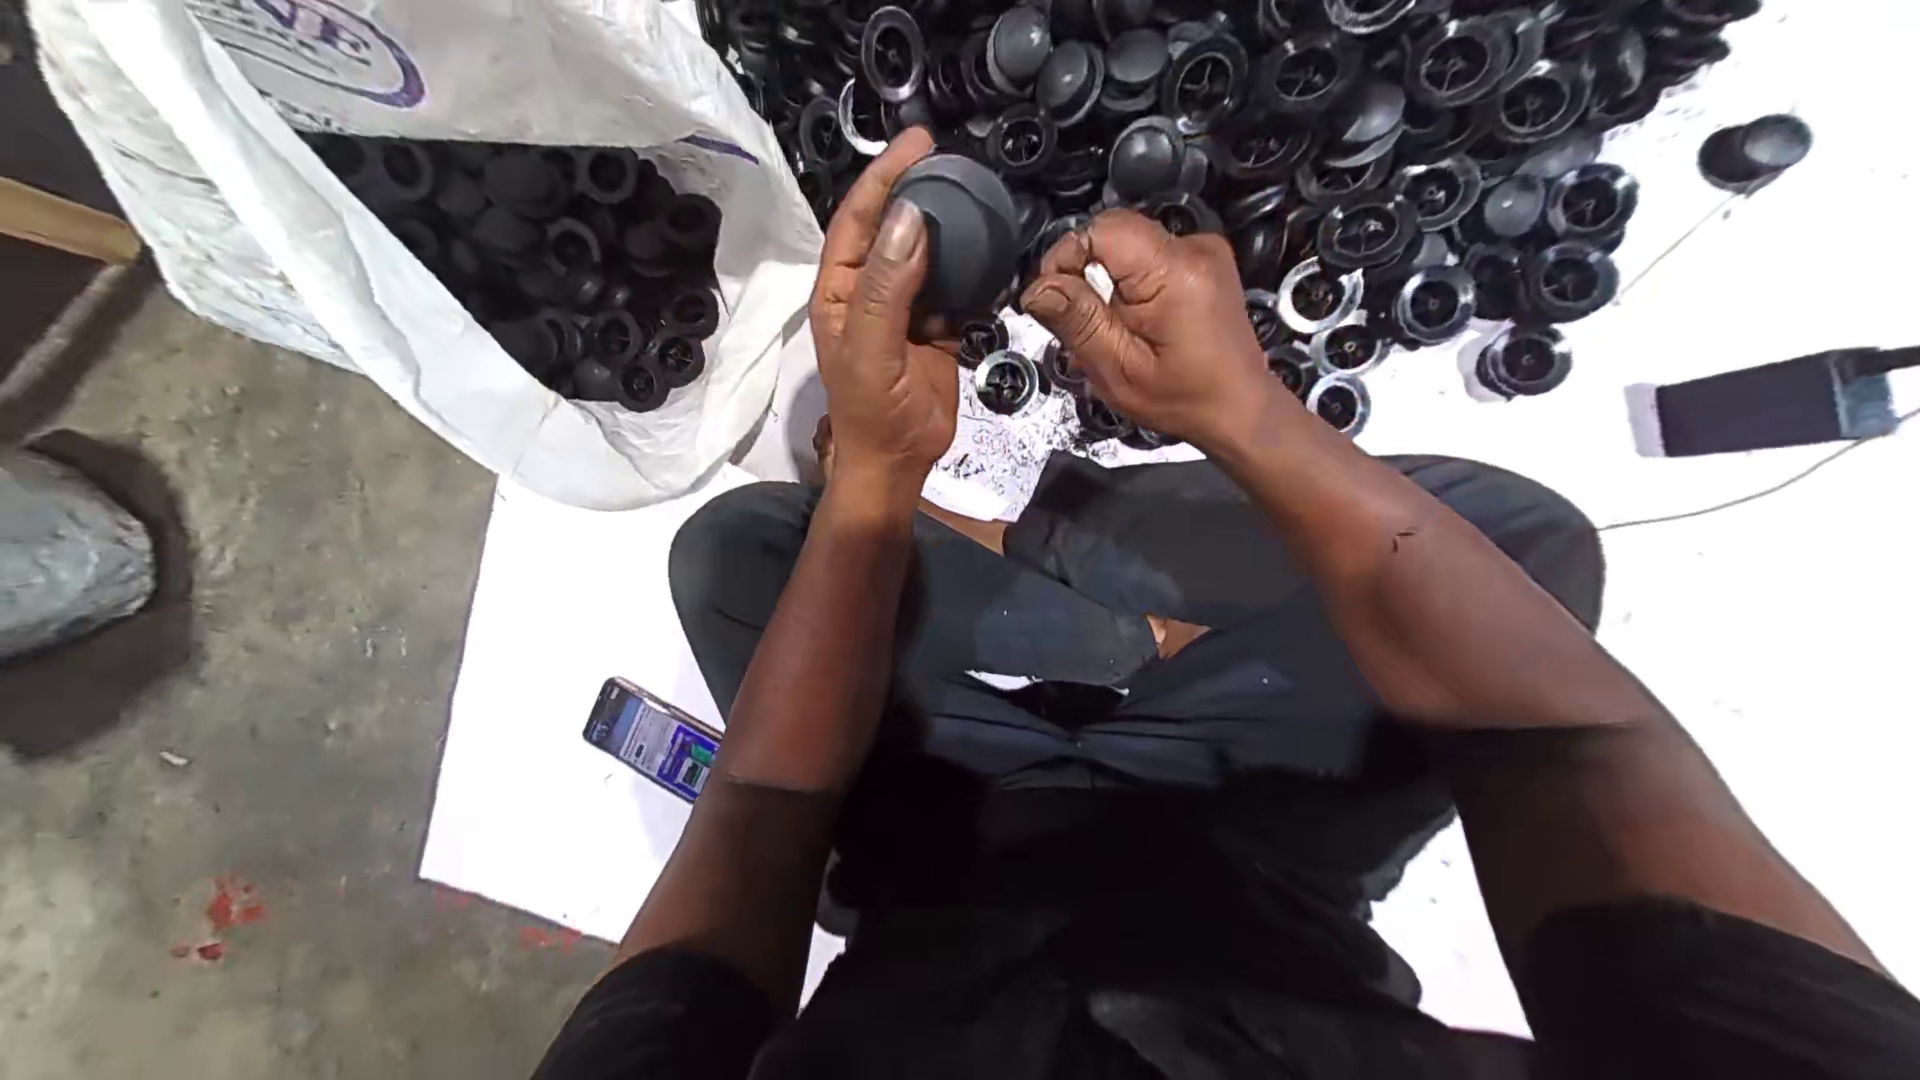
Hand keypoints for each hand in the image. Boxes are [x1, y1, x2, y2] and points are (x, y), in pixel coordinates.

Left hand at [809, 128, 956, 500]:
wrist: (899, 460)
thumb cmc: (872, 411)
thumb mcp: (871, 348)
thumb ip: (887, 286)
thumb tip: (910, 219)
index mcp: (842, 293)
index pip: (858, 223)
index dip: (882, 180)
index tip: (917, 144)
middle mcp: (871, 294)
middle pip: (893, 231)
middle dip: (916, 193)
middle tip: (951, 162)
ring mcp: (906, 312)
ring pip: (926, 258)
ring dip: (948, 230)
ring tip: (975, 197)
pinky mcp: (936, 331)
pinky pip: (954, 291)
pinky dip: (970, 273)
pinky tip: (989, 253)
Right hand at [1020, 209, 1292, 450]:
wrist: (1237, 407)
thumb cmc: (1188, 398)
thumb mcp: (1118, 370)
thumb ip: (1077, 322)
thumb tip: (1038, 288)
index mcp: (1175, 273)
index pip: (1099, 230)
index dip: (1065, 260)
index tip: (1052, 299)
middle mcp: (1193, 251)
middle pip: (1110, 235)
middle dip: (1082, 277)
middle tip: (1078, 325)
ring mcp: (1200, 253)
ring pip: (1123, 249)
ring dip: (1102, 287)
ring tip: (1107, 333)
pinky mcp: (1199, 263)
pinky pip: (1144, 261)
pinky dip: (1125, 290)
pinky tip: (1128, 326)